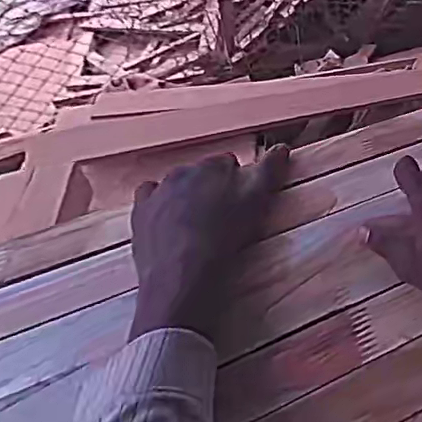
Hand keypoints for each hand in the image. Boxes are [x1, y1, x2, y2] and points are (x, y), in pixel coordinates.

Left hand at [128, 144, 288, 339]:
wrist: (183, 275)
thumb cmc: (225, 236)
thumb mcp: (258, 201)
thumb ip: (271, 170)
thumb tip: (281, 147)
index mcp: (212, 166)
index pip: (228, 163)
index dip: (237, 180)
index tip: (241, 200)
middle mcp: (182, 172)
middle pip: (201, 173)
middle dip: (211, 186)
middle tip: (222, 213)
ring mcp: (157, 192)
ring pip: (176, 185)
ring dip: (186, 196)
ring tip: (197, 222)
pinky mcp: (140, 213)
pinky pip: (149, 198)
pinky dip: (159, 204)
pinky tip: (168, 219)